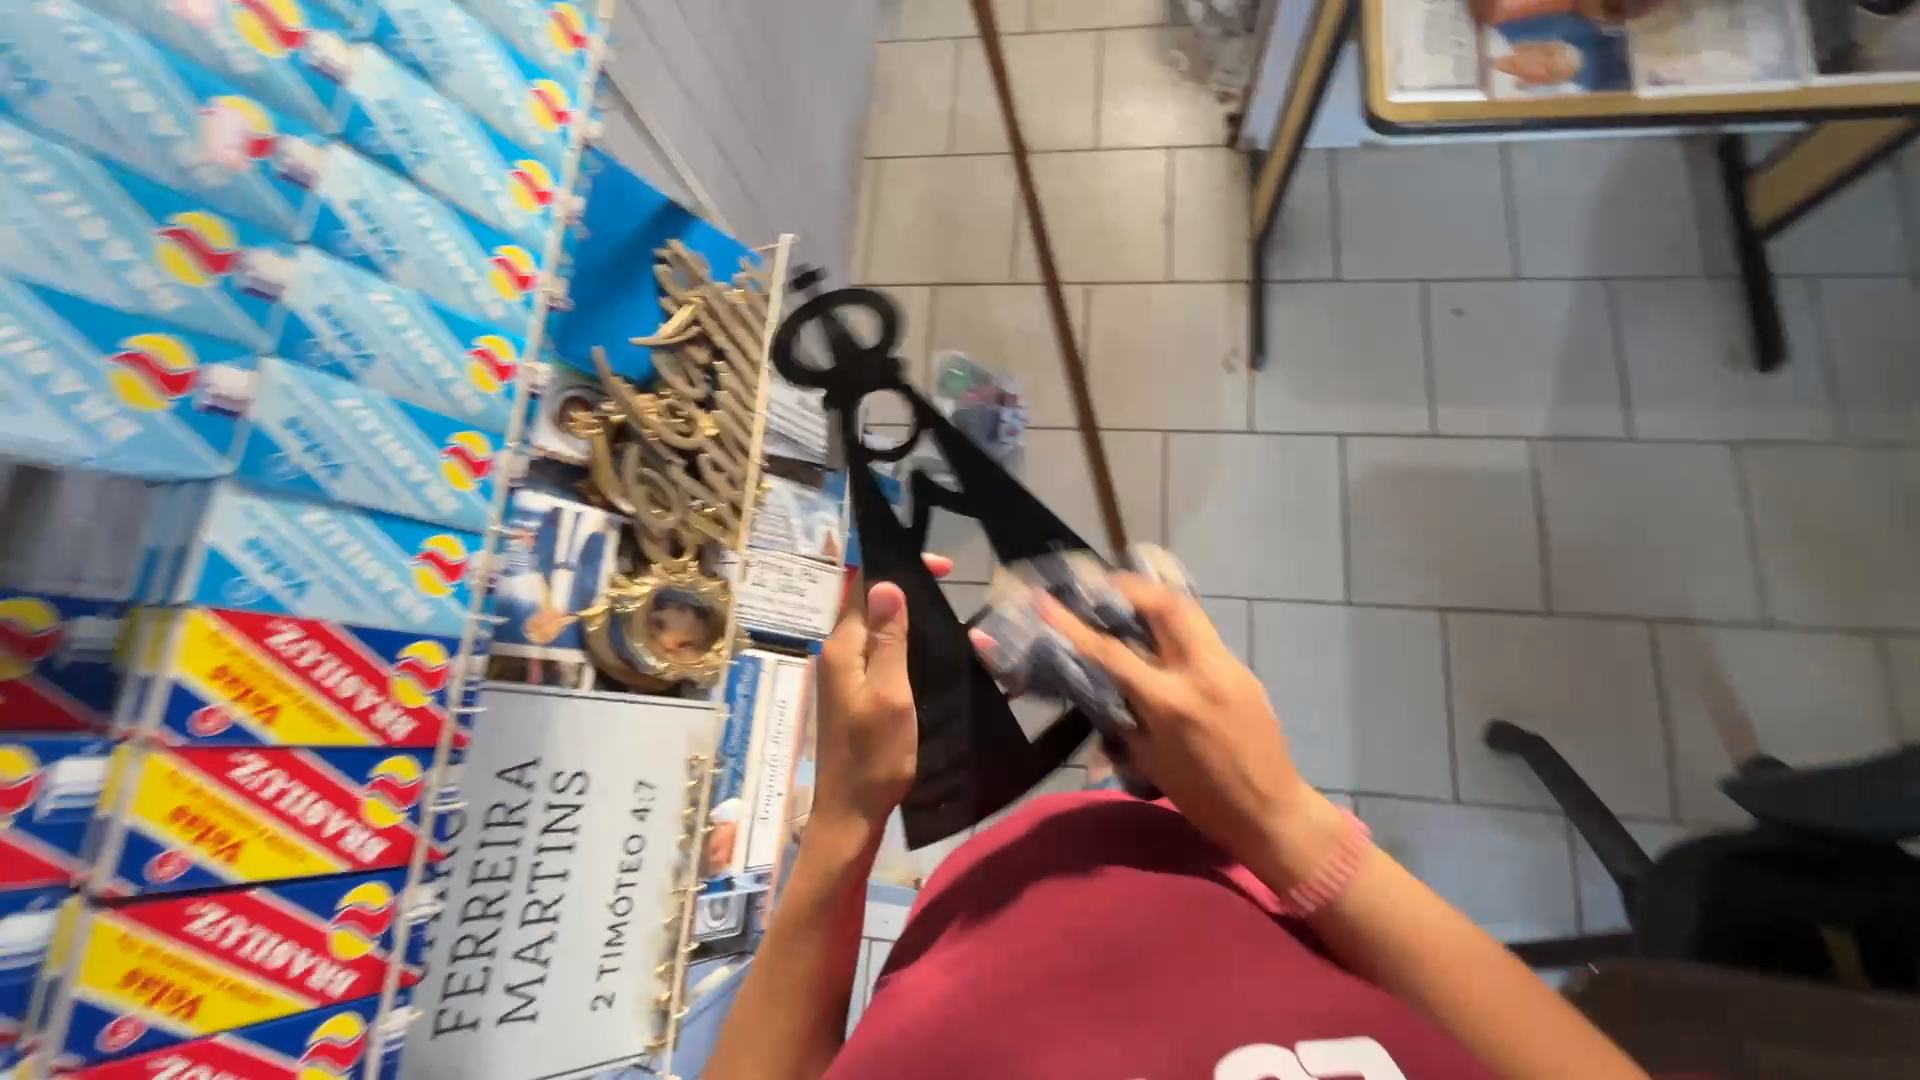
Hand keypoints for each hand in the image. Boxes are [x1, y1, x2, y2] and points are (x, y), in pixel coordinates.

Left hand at [812, 554, 951, 837]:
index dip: (898, 568)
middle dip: (913, 593)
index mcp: (843, 648)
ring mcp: (848, 675)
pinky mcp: (859, 693)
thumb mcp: (890, 693)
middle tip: (954, 592)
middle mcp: (840, 654)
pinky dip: (912, 649)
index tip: (941, 568)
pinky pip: (885, 656)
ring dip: (917, 624)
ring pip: (883, 631)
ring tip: (964, 629)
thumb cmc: (874, 755)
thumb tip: (886, 583)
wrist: (852, 812)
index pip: (865, 586)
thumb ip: (888, 639)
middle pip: (873, 605)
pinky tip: (944, 658)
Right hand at [1019, 576, 1345, 887]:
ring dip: (1154, 600)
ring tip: (1128, 603)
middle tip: (1101, 588)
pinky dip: (1175, 626)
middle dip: (1129, 588)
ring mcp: (1227, 666)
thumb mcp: (1149, 761)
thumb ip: (1123, 717)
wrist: (1272, 813)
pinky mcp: (1243, 670)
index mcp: (1170, 703)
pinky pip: (1203, 633)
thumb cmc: (1202, 798)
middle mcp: (1200, 673)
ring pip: (1188, 611)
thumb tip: (1099, 688)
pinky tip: (1161, 638)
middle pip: (1164, 606)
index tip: (1044, 601)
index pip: (1111, 652)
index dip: (1072, 624)